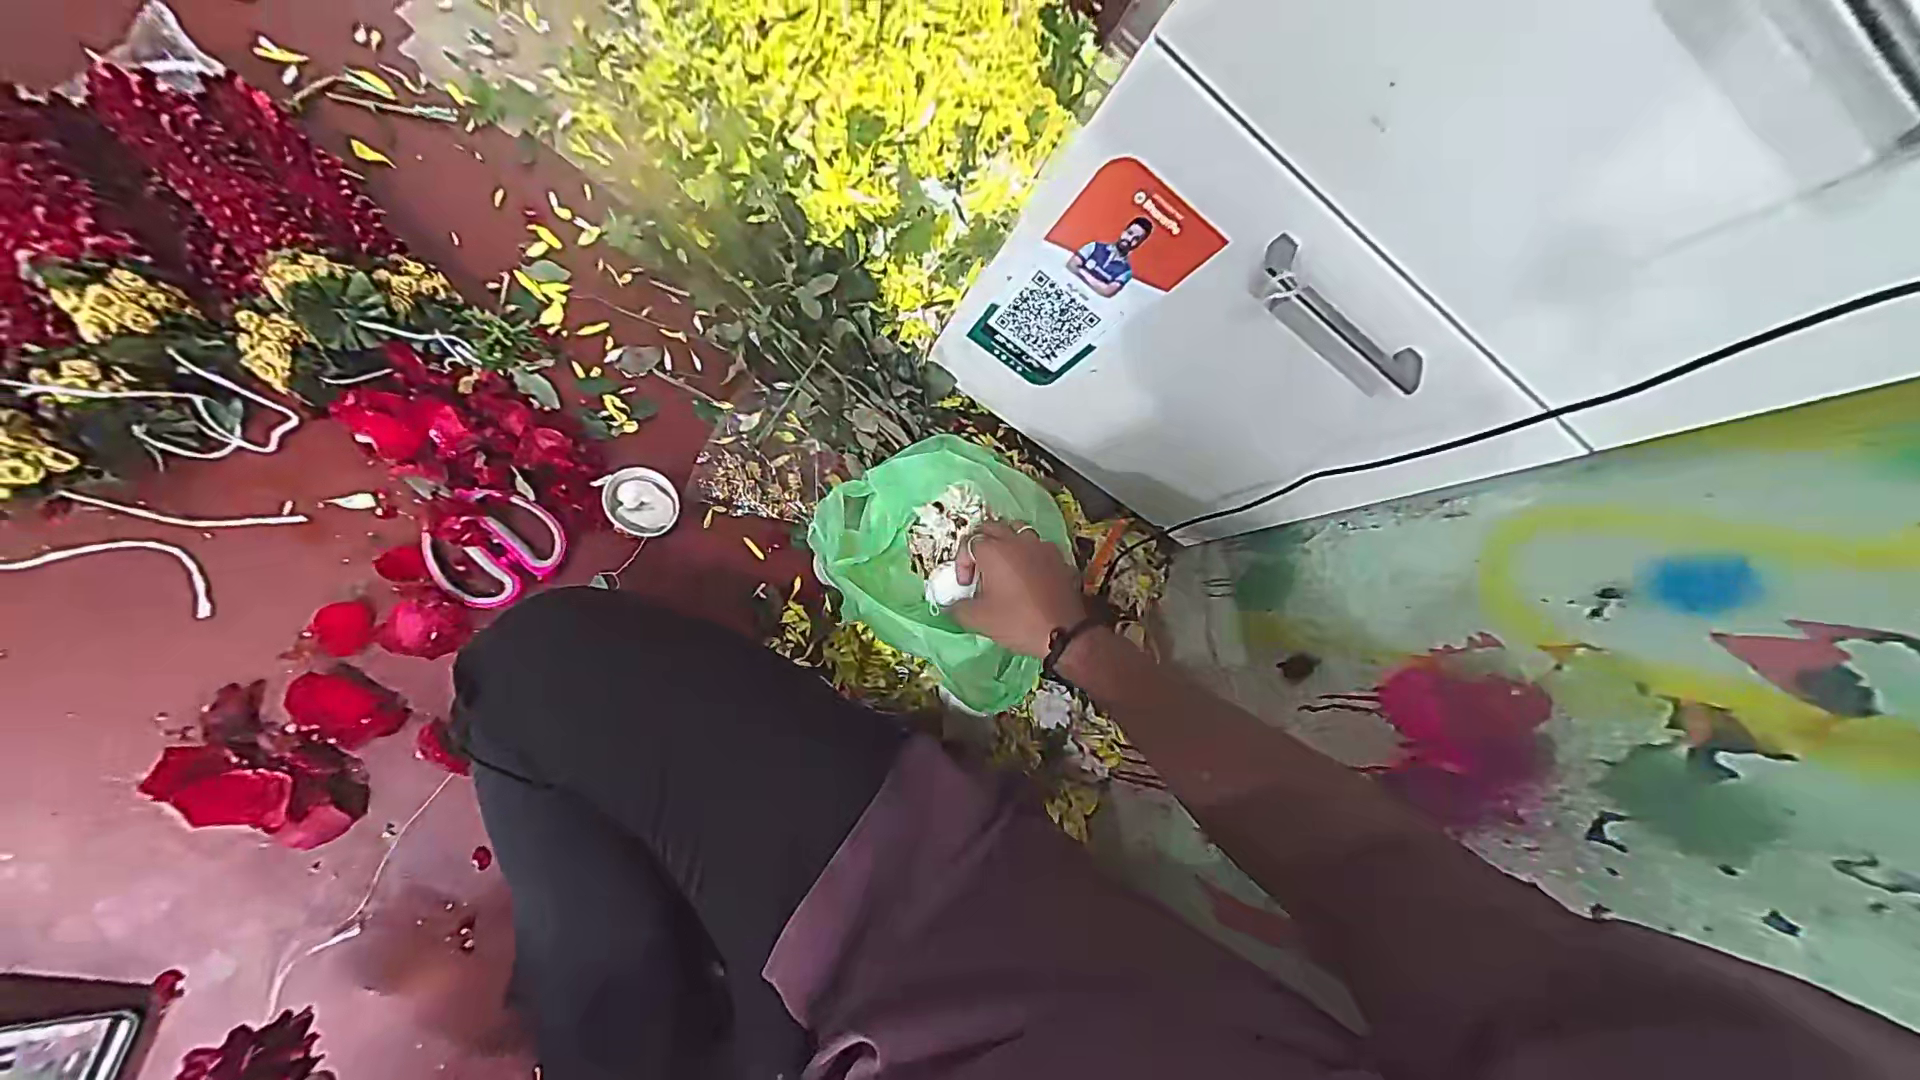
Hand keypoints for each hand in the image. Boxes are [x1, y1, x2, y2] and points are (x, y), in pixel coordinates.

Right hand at [950, 521, 1087, 657]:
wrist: (1064, 633)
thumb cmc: (1017, 621)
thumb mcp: (979, 619)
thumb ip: (958, 608)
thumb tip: (952, 605)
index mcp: (994, 550)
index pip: (969, 542)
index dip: (962, 562)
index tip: (966, 585)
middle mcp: (1017, 541)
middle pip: (992, 528)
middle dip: (981, 545)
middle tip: (979, 568)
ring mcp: (1041, 546)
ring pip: (1018, 532)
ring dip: (1006, 544)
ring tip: (1004, 566)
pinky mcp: (1059, 558)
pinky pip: (1038, 547)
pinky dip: (1029, 555)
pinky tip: (1029, 575)